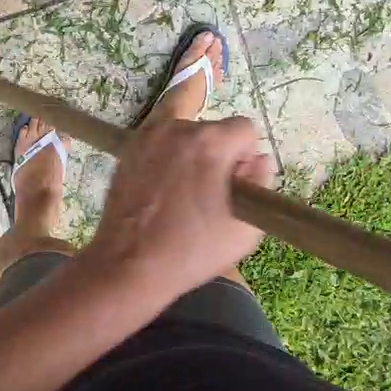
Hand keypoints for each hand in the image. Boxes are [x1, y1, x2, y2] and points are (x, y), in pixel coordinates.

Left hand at [78, 116, 277, 304]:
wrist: (131, 263)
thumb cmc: (192, 249)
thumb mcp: (245, 228)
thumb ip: (261, 182)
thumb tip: (260, 159)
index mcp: (211, 142)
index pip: (245, 128)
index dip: (247, 156)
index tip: (236, 182)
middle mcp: (179, 128)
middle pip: (213, 128)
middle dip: (219, 151)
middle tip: (210, 188)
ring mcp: (149, 135)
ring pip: (184, 127)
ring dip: (192, 147)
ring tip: (185, 182)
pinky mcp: (129, 147)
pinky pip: (158, 135)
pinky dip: (167, 147)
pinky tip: (166, 175)